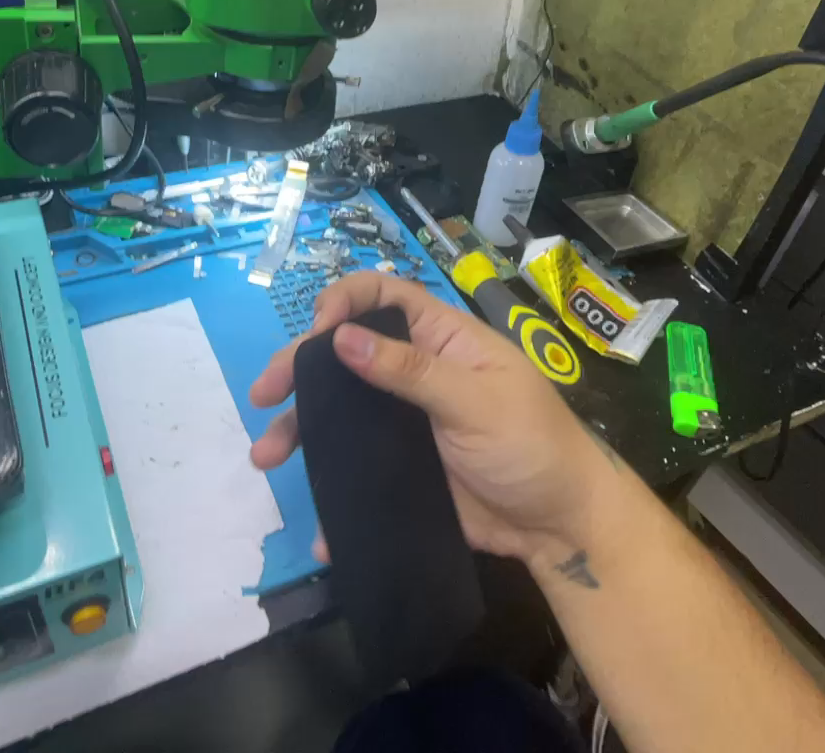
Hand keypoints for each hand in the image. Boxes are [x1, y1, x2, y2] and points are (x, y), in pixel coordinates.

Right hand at [249, 271, 622, 565]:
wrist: (560, 527)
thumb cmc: (532, 445)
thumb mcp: (477, 401)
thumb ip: (411, 371)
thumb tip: (341, 338)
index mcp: (439, 340)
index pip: (383, 298)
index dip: (345, 302)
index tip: (317, 333)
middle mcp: (412, 372)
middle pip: (345, 354)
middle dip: (299, 367)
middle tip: (264, 393)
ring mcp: (401, 421)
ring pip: (339, 411)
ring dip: (299, 428)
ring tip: (265, 455)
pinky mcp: (398, 467)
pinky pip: (353, 468)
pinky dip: (331, 490)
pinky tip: (315, 524)